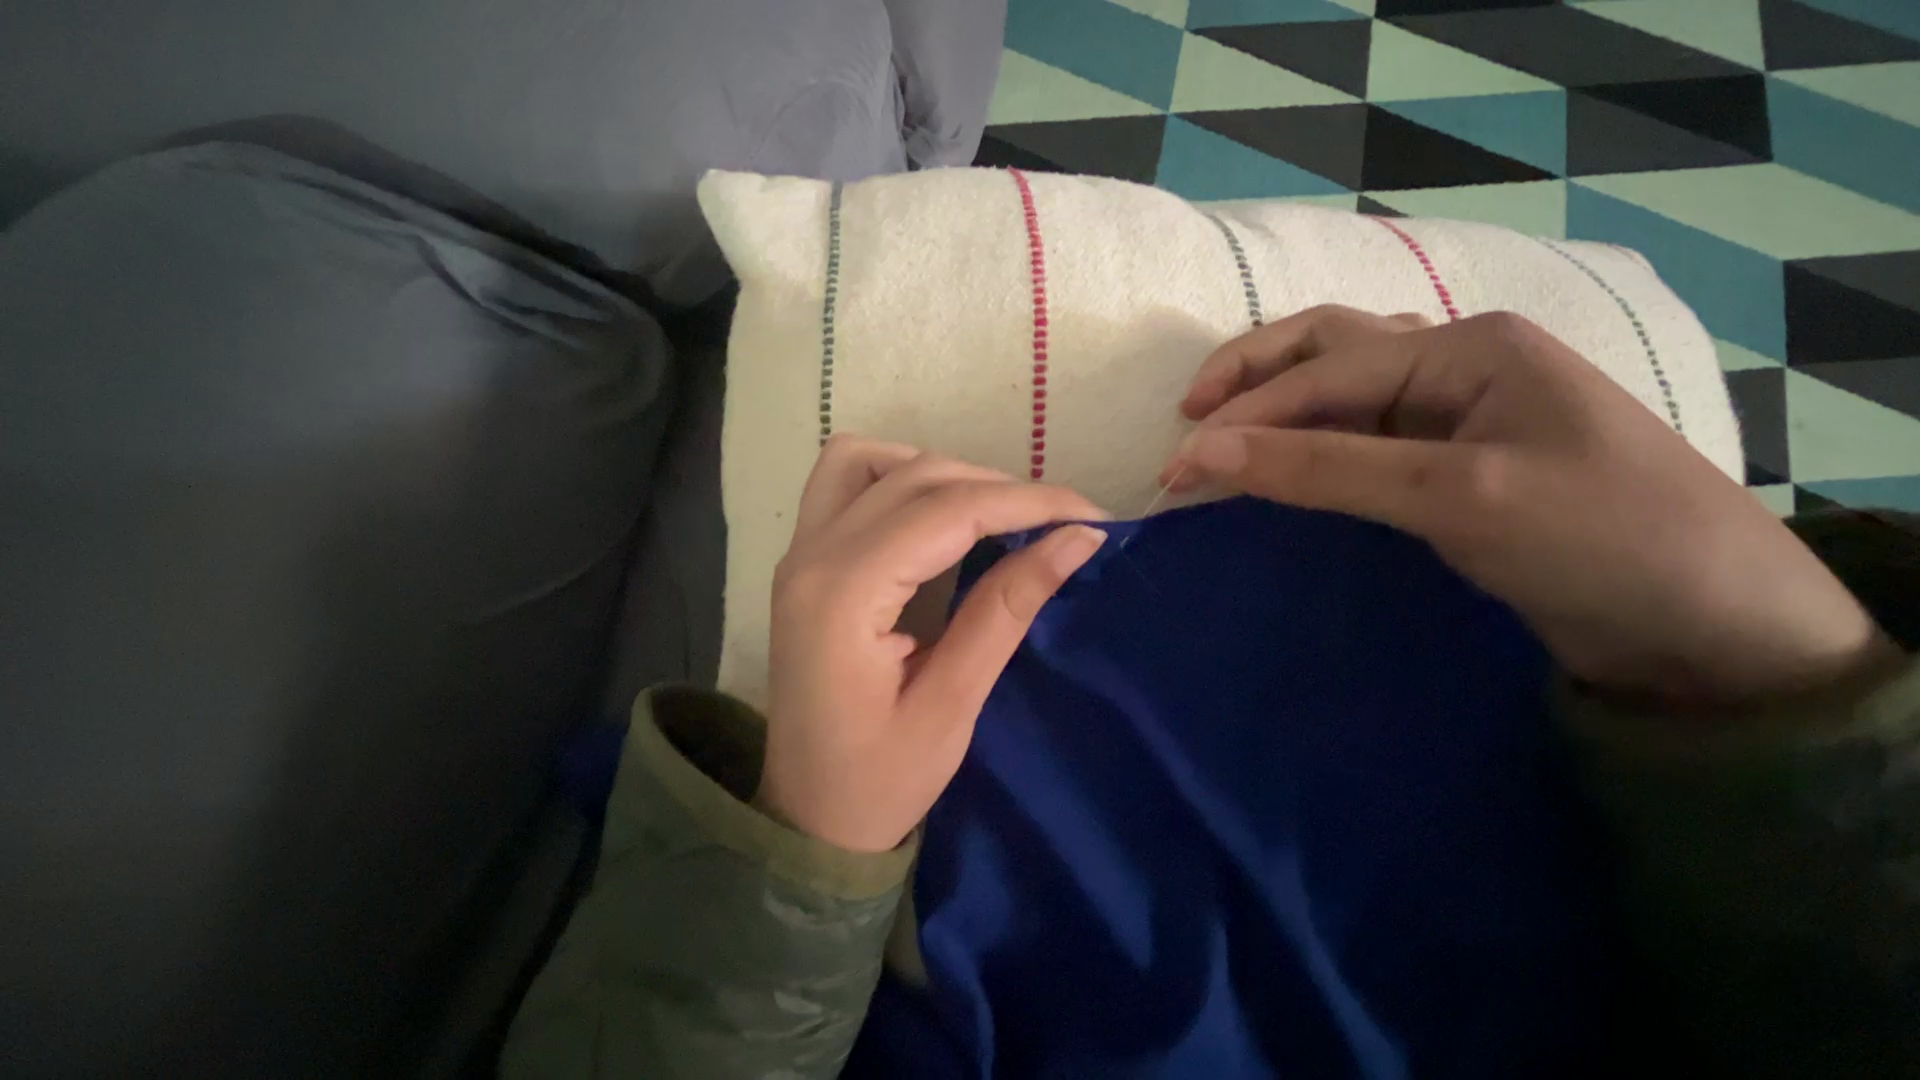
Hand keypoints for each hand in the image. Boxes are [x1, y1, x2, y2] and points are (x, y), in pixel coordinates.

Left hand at [760, 435, 1107, 852]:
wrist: (807, 819)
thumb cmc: (879, 782)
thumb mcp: (952, 705)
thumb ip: (1006, 610)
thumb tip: (1076, 539)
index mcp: (842, 596)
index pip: (946, 511)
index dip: (1026, 503)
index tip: (1090, 516)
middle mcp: (811, 556)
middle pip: (915, 477)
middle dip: (997, 488)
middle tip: (1059, 526)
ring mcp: (799, 554)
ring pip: (871, 462)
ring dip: (943, 472)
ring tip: (998, 514)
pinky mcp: (804, 561)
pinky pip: (845, 481)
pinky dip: (897, 477)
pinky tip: (936, 513)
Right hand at [1164, 305, 1897, 704]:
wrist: (1712, 625)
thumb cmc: (1595, 538)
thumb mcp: (1452, 493)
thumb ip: (1322, 466)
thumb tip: (1200, 450)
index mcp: (1468, 346)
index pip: (1324, 369)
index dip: (1243, 414)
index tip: (1175, 464)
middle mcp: (1459, 363)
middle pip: (1328, 350)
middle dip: (1251, 380)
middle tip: (1186, 420)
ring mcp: (1459, 414)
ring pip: (1343, 389)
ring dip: (1278, 403)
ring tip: (1218, 431)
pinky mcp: (1456, 466)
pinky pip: (1364, 435)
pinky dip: (1312, 441)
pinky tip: (1283, 459)